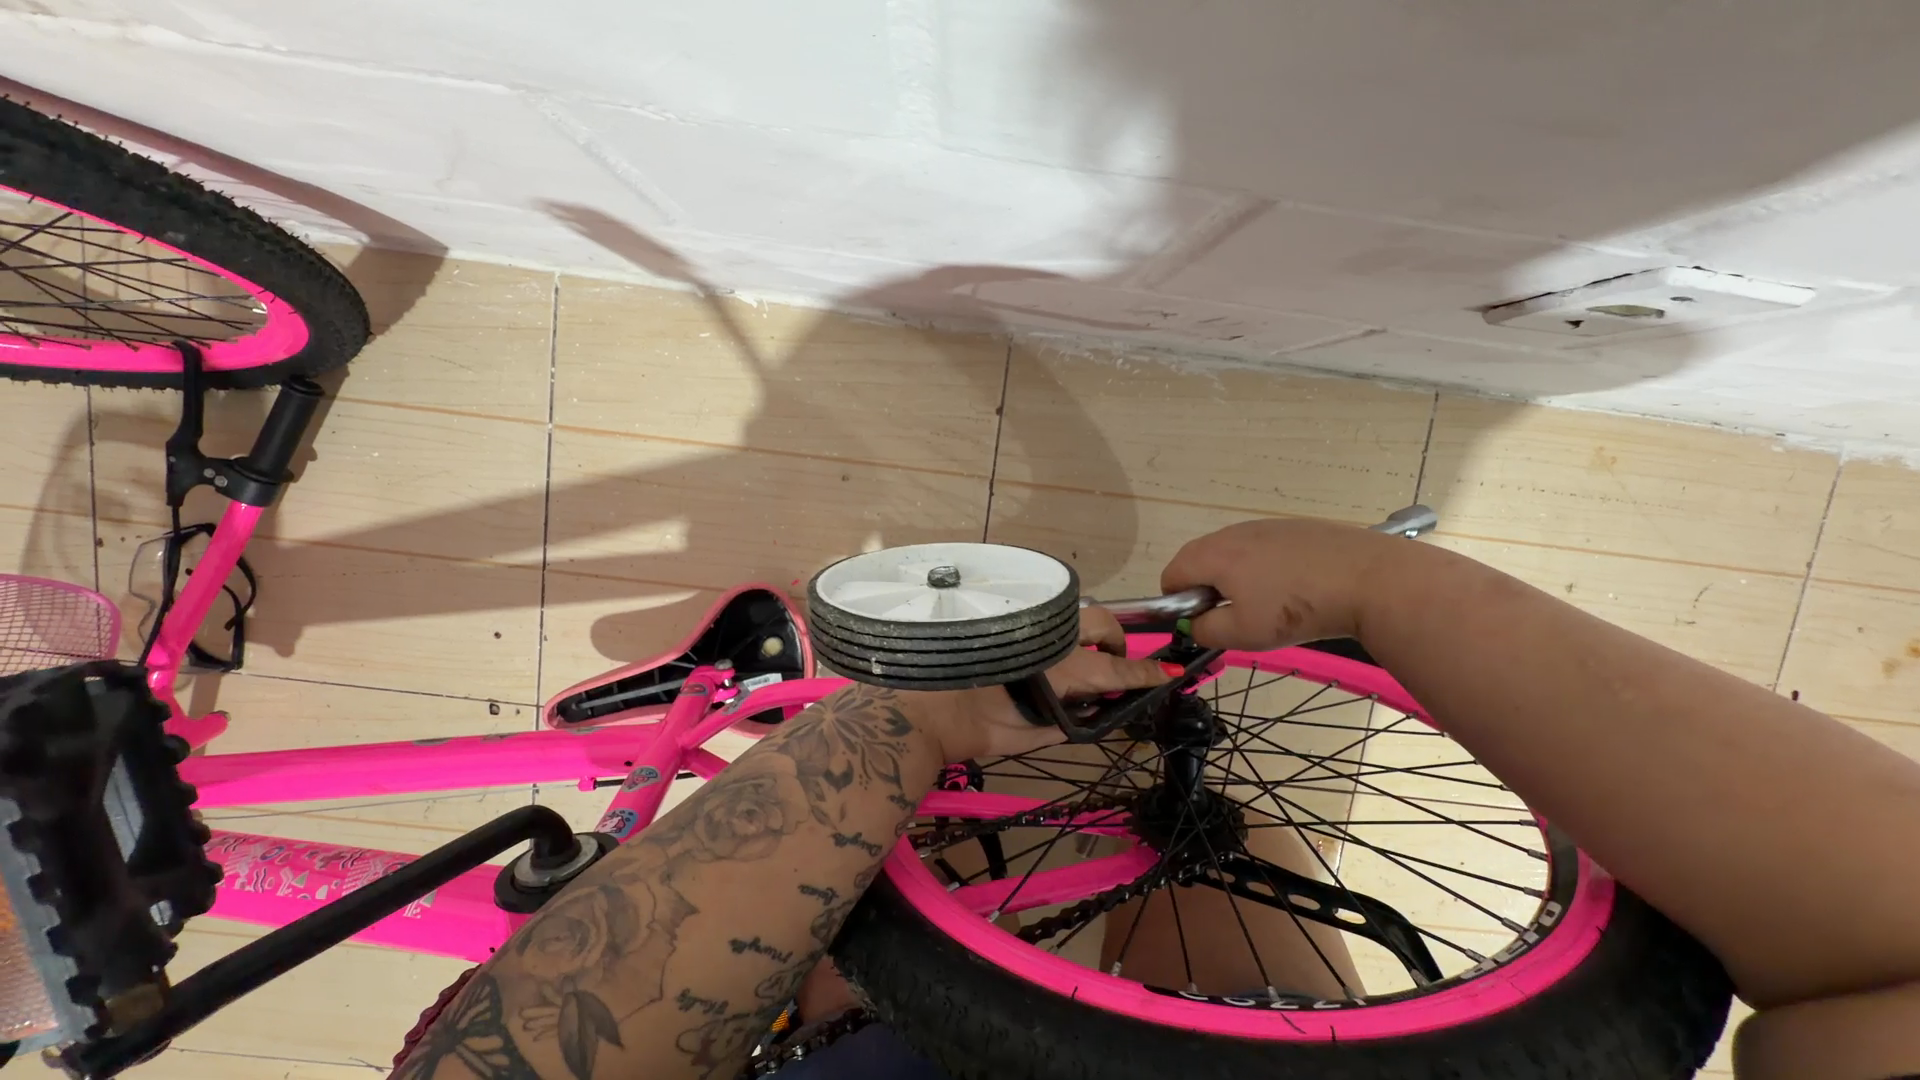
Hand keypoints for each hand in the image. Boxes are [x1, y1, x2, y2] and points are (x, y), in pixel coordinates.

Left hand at [904, 607, 1169, 762]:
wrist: (920, 709)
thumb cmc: (973, 729)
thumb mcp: (1026, 736)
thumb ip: (1066, 722)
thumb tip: (1092, 708)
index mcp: (1063, 671)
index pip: (1118, 669)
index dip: (1147, 672)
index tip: (1171, 672)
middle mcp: (1052, 639)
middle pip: (1103, 626)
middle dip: (1115, 642)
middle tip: (1111, 662)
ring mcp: (1031, 625)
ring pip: (1073, 613)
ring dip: (1082, 631)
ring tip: (1072, 653)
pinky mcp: (1006, 616)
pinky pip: (1043, 609)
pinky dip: (1051, 624)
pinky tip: (1040, 643)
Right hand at [1159, 517, 1401, 650]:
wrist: (1370, 579)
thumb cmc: (1297, 610)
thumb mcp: (1243, 634)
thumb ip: (1205, 631)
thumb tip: (1194, 624)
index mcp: (1213, 555)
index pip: (1171, 573)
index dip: (1177, 601)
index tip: (1204, 620)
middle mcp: (1233, 533)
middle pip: (1199, 558)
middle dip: (1205, 587)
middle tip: (1235, 615)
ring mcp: (1266, 526)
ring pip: (1232, 552)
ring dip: (1235, 576)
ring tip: (1269, 602)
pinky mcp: (1295, 527)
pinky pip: (1263, 547)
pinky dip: (1266, 566)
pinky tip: (1296, 587)